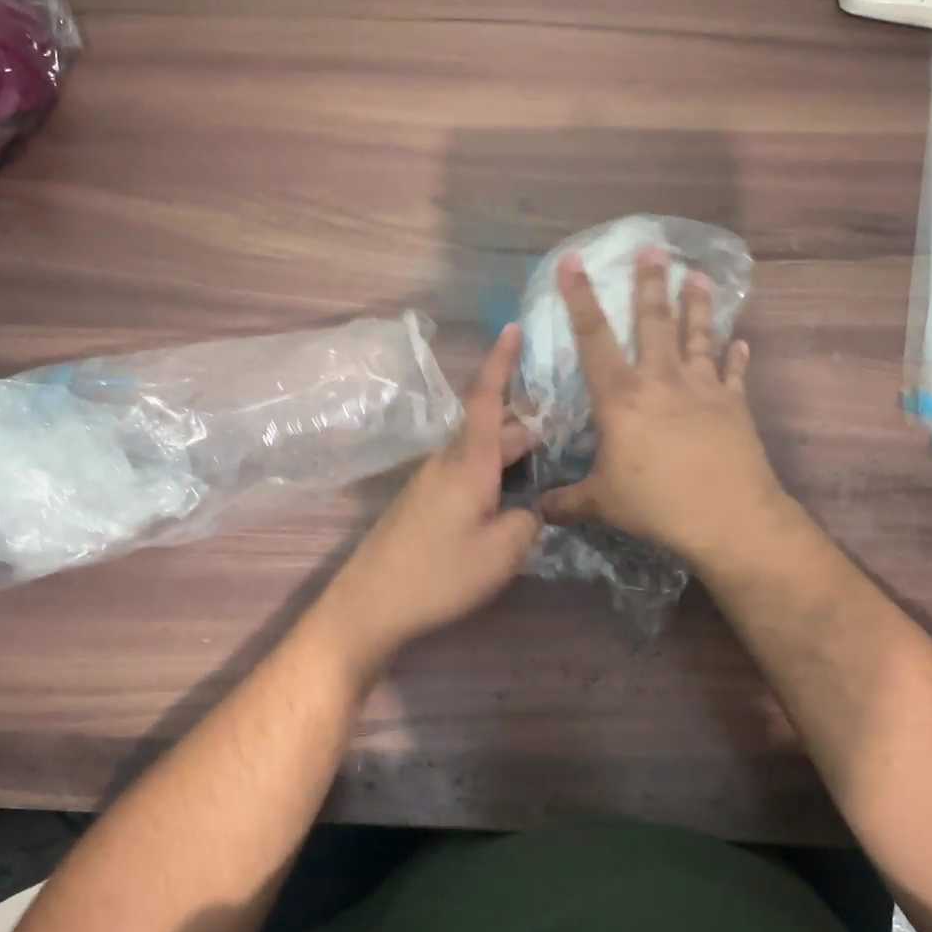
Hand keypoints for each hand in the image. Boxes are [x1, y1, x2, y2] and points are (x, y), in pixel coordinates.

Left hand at [313, 325, 539, 674]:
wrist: (370, 603)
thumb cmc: (440, 574)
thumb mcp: (502, 552)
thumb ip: (527, 522)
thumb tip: (528, 508)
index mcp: (469, 463)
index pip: (487, 399)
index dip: (501, 363)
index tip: (512, 327)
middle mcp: (446, 463)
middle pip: (489, 429)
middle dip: (524, 428)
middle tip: (560, 440)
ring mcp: (428, 484)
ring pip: (476, 453)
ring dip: (507, 455)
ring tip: (538, 473)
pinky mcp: (420, 505)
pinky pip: (463, 474)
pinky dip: (489, 476)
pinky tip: (503, 504)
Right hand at [539, 248, 789, 565]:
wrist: (728, 516)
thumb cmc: (656, 505)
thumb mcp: (601, 504)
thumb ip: (566, 501)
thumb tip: (537, 508)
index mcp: (621, 398)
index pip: (593, 338)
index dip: (579, 298)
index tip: (573, 262)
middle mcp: (662, 381)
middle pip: (653, 322)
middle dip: (650, 283)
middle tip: (653, 248)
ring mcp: (703, 389)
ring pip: (698, 336)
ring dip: (697, 305)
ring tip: (698, 275)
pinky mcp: (734, 405)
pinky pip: (734, 373)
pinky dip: (737, 356)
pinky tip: (741, 342)